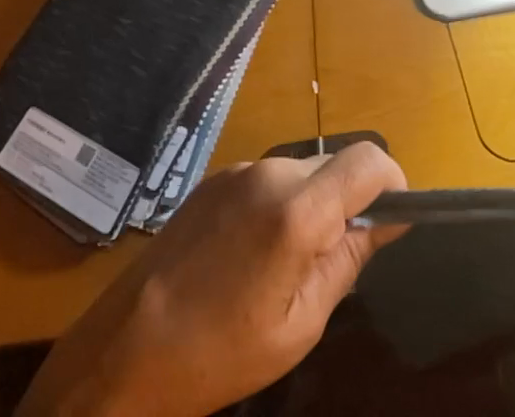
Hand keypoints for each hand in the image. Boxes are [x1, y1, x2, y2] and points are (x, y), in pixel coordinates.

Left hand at [20, 142, 408, 416]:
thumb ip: (348, 260)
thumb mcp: (300, 322)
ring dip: (314, 205)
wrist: (121, 351)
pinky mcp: (211, 181)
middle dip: (351, 202)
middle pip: (337, 165)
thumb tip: (387, 220)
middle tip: (335, 262)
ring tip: (287, 267)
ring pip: (302, 172)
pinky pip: (268, 180)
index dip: (394, 185)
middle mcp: (267, 174)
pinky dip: (281, 205)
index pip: (369, 161)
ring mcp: (235, 173)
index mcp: (295, 210)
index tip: (391, 222)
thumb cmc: (218, 353)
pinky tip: (253, 255)